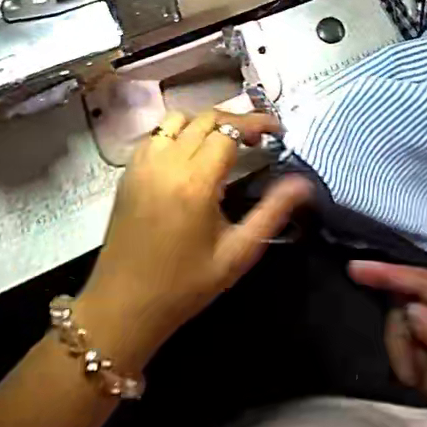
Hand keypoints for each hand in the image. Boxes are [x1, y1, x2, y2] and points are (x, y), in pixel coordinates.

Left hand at [77, 109, 310, 367]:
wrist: (123, 308)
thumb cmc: (185, 284)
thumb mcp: (238, 253)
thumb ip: (273, 212)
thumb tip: (303, 183)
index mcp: (195, 182)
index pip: (230, 130)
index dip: (257, 124)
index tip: (277, 130)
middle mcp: (167, 163)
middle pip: (207, 118)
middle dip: (236, 120)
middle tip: (257, 138)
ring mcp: (143, 165)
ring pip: (178, 119)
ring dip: (206, 122)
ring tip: (224, 142)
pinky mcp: (128, 173)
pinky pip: (156, 135)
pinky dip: (179, 132)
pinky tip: (191, 154)